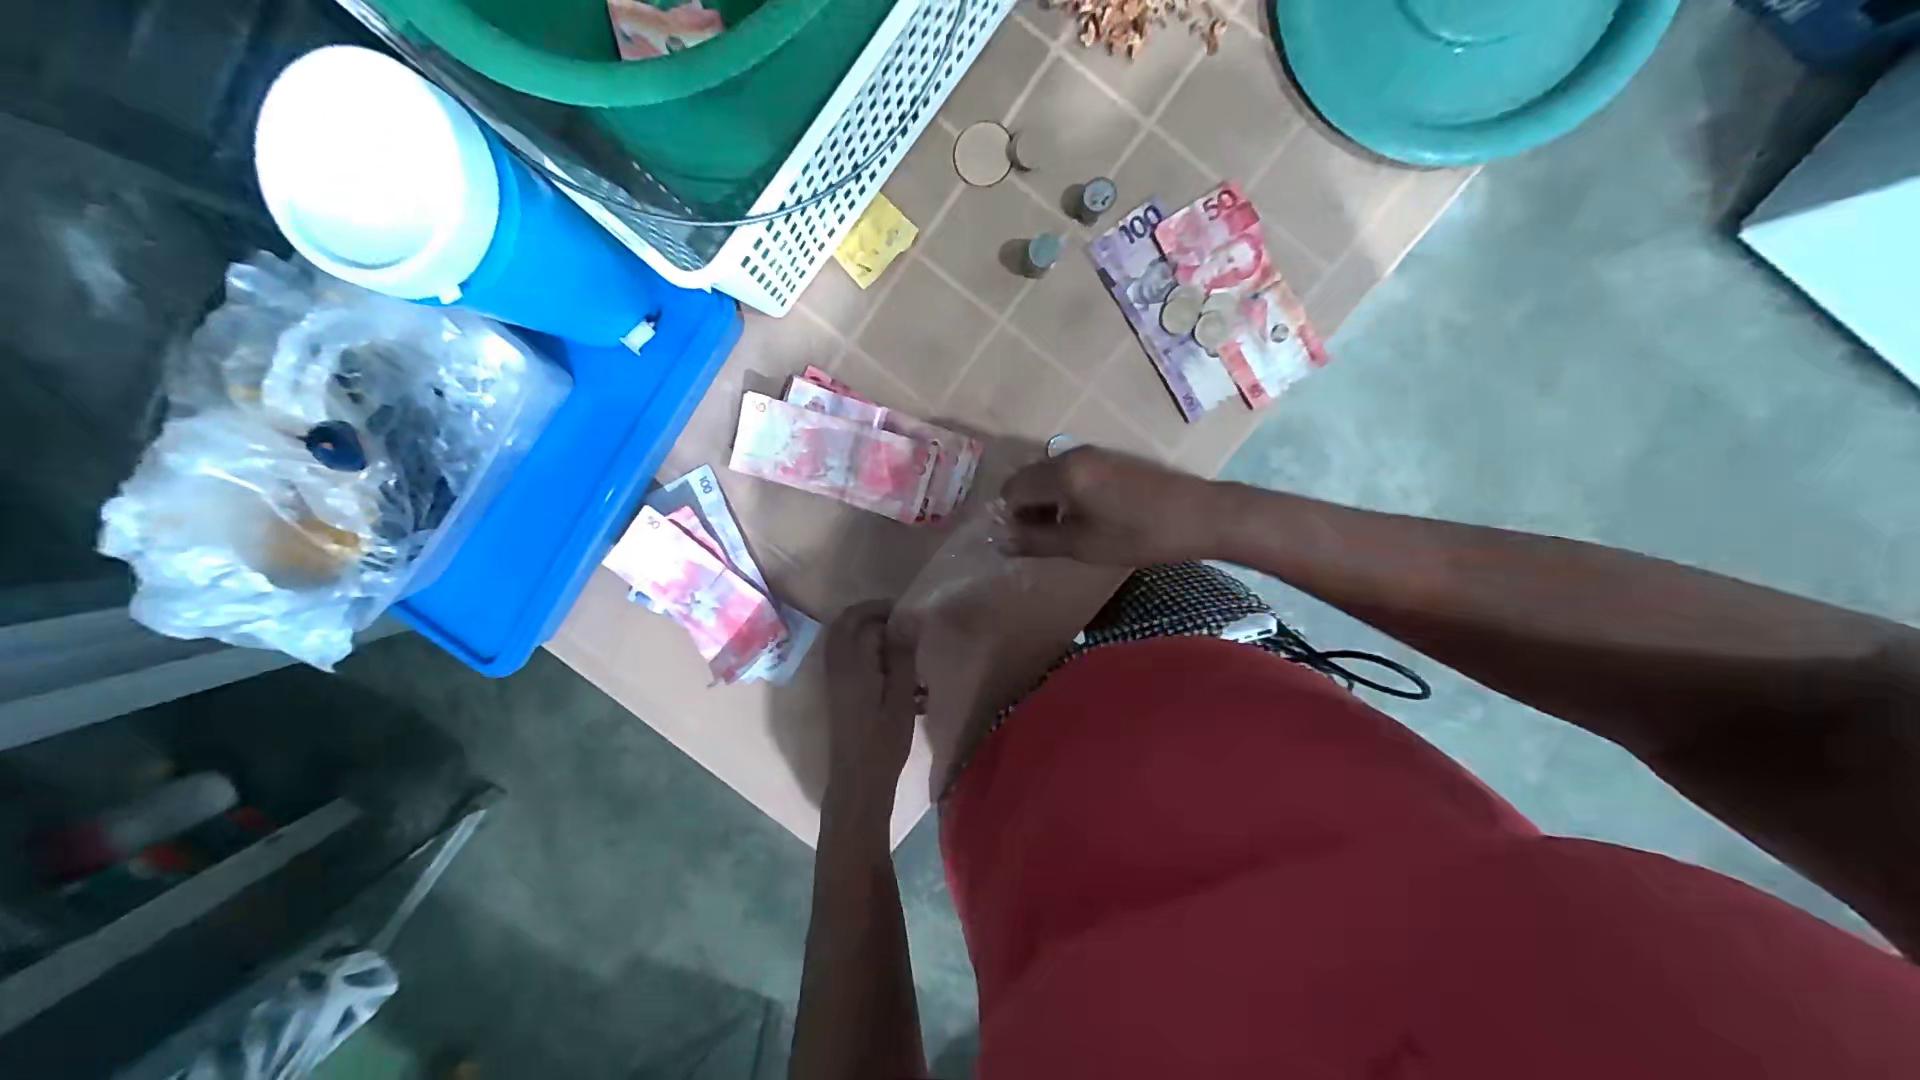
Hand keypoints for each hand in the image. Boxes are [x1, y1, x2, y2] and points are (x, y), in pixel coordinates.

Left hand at [824, 600, 921, 805]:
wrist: (858, 780)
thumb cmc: (884, 741)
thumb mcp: (900, 697)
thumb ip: (901, 655)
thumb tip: (907, 616)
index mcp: (852, 664)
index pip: (866, 621)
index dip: (890, 614)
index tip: (914, 618)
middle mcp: (836, 665)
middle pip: (846, 621)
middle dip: (873, 614)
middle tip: (902, 620)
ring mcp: (833, 677)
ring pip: (844, 637)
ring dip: (868, 631)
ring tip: (899, 644)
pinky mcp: (837, 690)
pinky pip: (845, 655)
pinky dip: (864, 650)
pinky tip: (890, 669)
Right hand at [1001, 447, 1226, 565]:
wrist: (1199, 515)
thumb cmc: (1138, 535)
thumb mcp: (1082, 545)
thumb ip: (1036, 541)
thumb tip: (1001, 541)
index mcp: (1062, 474)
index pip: (1012, 489)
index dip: (1008, 516)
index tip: (1018, 540)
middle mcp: (1071, 455)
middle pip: (1028, 478)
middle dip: (1024, 508)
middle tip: (1037, 539)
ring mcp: (1092, 454)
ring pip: (1048, 476)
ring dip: (1044, 502)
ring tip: (1060, 533)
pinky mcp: (1108, 460)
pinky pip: (1069, 474)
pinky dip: (1063, 495)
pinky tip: (1081, 518)